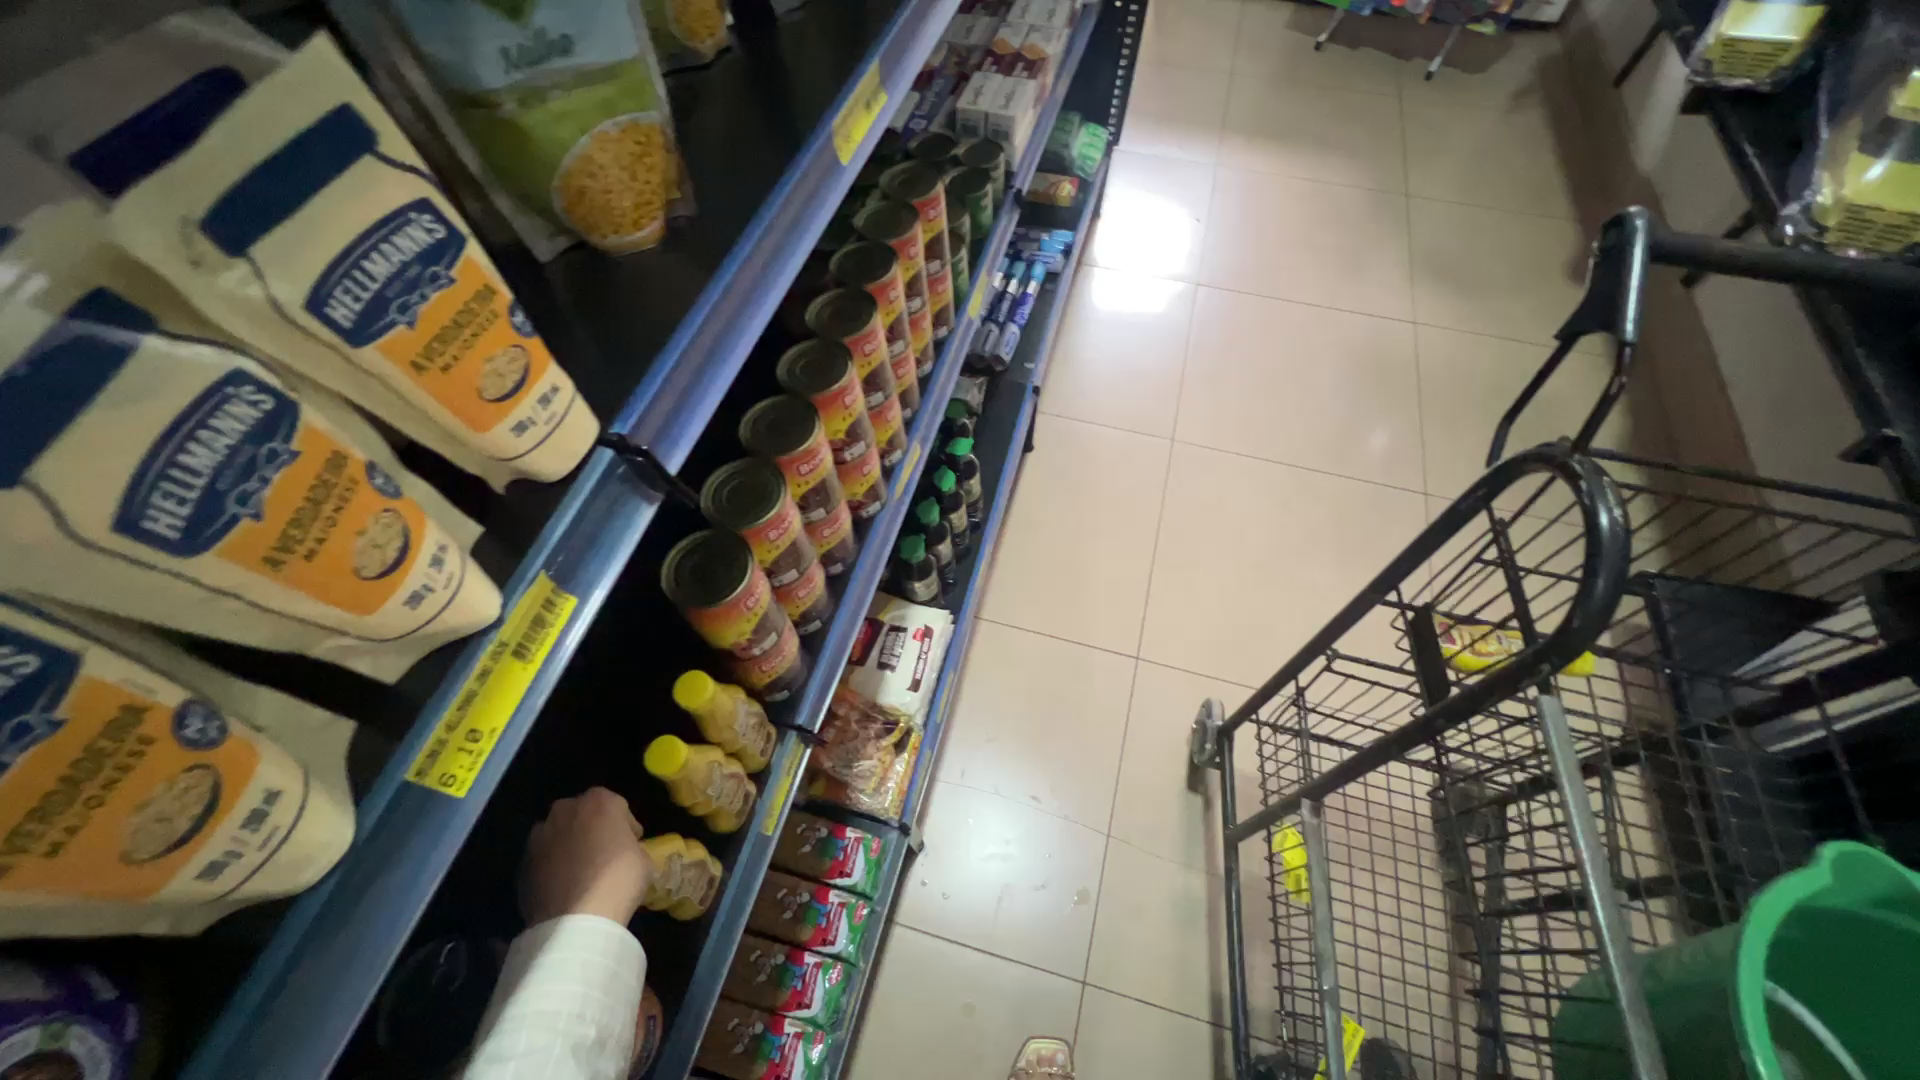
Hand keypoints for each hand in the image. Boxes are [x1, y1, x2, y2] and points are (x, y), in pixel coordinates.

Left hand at [518, 787, 651, 926]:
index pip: (617, 806)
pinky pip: (544, 859)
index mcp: (599, 801)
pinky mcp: (522, 864)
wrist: (574, 919)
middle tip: (604, 852)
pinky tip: (564, 886)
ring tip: (580, 870)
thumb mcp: (644, 859)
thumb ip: (631, 846)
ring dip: (569, 845)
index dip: (625, 825)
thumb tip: (624, 852)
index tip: (632, 843)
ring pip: (558, 834)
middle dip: (593, 828)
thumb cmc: (618, 880)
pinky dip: (552, 866)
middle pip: (583, 814)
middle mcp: (565, 810)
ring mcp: (539, 836)